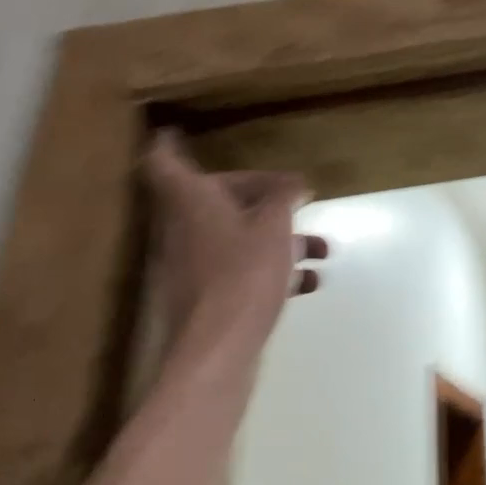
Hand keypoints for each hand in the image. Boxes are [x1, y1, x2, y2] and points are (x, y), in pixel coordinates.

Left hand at [140, 132, 329, 344]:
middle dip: (257, 194)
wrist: (217, 353)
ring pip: (235, 235)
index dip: (168, 144)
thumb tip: (293, 186)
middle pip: (214, 198)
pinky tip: (308, 281)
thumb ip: (284, 198)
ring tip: (320, 246)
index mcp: (190, 202)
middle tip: (292, 194)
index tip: (173, 131)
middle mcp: (183, 230)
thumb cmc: (243, 273)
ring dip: (276, 235)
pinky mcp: (206, 299)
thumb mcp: (274, 225)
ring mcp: (191, 267)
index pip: (165, 163)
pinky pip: (240, 269)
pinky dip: (271, 267)